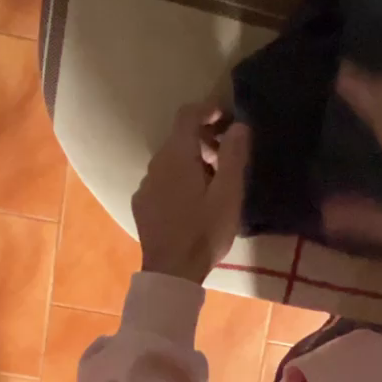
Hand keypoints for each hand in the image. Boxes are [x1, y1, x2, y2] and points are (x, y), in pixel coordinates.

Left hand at [133, 102, 249, 283]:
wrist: (172, 271)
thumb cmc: (205, 231)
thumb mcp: (228, 194)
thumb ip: (233, 156)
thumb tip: (239, 125)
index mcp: (177, 156)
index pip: (187, 115)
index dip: (207, 109)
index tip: (227, 115)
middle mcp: (155, 164)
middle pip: (179, 138)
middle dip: (204, 139)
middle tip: (229, 156)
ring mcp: (145, 185)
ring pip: (170, 161)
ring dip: (192, 161)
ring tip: (215, 182)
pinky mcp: (142, 204)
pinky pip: (162, 180)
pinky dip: (179, 179)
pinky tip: (194, 202)